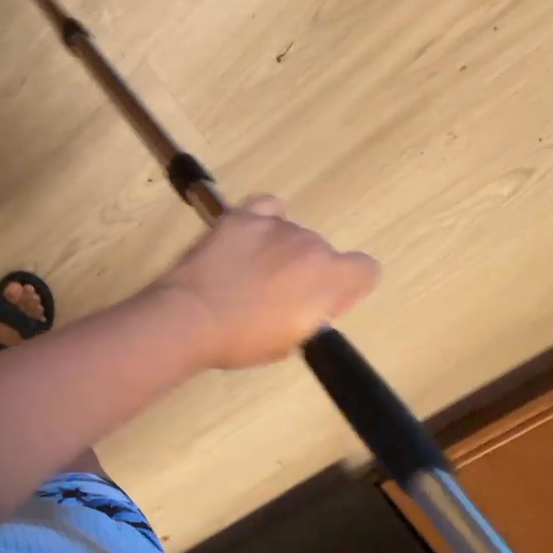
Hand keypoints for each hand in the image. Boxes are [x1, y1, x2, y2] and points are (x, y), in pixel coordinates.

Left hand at [151, 195, 379, 369]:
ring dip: (275, 252)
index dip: (344, 291)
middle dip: (301, 274)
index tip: (317, 308)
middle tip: (265, 298)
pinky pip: (265, 209)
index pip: (365, 271)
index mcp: (330, 276)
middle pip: (319, 254)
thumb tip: (314, 304)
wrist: (187, 320)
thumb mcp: (286, 343)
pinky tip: (244, 240)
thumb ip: (311, 317)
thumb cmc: (237, 342)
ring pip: (289, 234)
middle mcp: (310, 243)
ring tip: (241, 275)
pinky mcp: (240, 217)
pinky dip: (260, 221)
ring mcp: (274, 226)